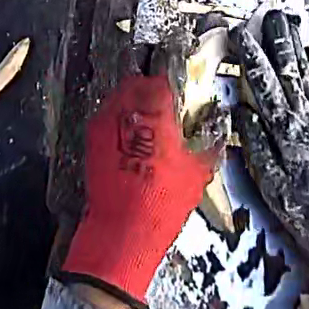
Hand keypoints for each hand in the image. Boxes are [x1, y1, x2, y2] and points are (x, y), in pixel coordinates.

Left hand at [58, 72, 222, 308]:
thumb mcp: (196, 173)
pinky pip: (108, 113)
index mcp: (154, 114)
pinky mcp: (92, 135)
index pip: (162, 78)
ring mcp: (105, 122)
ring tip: (148, 119)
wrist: (120, 230)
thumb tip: (216, 129)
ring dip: (134, 100)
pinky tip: (131, 134)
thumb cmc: (159, 203)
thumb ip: (207, 143)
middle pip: (137, 81)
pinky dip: (120, 116)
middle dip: (151, 87)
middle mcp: (126, 111)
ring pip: (119, 94)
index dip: (172, 80)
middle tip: (165, 103)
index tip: (180, 87)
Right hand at [234, 9, 308, 278]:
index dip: (251, 59)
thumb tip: (242, 110)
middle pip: (291, 76)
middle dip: (277, 43)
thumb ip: (256, 147)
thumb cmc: (307, 218)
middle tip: (269, 14)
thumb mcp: (271, 188)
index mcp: (287, 138)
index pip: (264, 88)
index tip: (239, 33)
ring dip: (301, 51)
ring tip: (291, 24)